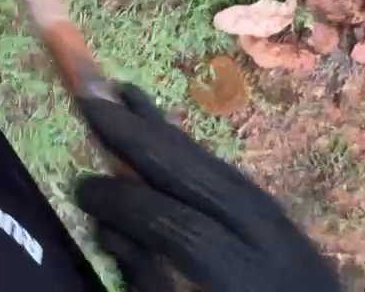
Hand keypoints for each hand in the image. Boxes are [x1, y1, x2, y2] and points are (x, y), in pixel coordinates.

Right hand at [76, 85, 339, 291]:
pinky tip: (158, 122)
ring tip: (117, 90)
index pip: (183, 230)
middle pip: (200, 180)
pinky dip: (184, 142)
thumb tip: (108, 229)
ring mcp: (283, 227)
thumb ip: (151, 281)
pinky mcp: (280, 217)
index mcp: (248, 282)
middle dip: (139, 138)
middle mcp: (272, 246)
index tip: (81, 190)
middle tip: (88, 100)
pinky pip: (225, 170)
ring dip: (159, 127)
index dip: (129, 207)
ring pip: (215, 165)